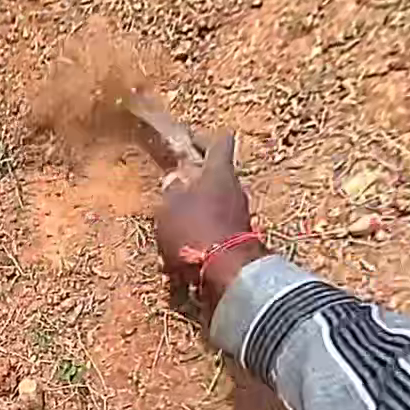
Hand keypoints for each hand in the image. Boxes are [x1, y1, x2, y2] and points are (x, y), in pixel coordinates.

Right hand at [156, 134, 268, 307]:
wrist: (225, 269)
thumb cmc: (194, 230)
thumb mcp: (170, 208)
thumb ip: (171, 191)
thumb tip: (173, 179)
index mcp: (219, 173)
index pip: (218, 142)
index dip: (202, 140)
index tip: (187, 143)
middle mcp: (235, 189)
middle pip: (215, 177)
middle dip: (194, 185)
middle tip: (172, 194)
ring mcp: (239, 214)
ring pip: (213, 206)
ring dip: (195, 214)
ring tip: (172, 231)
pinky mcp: (238, 238)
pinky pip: (214, 231)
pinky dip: (199, 237)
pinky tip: (182, 253)